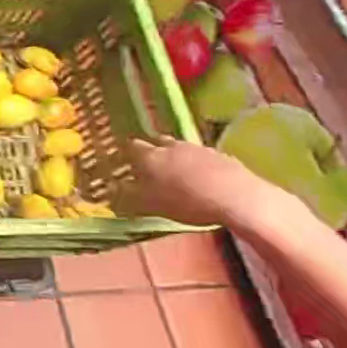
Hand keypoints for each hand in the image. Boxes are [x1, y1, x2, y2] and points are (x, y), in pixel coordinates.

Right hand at [123, 137, 291, 233]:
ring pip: (180, 148)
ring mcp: (197, 148)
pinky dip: (197, 164)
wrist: (235, 196)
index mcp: (150, 157)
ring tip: (177, 173)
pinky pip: (201, 156)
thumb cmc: (186, 202)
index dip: (127, 152)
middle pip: (157, 142)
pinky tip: (202, 179)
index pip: (132, 147)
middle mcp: (171, 147)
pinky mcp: (220, 155)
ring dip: (175, 157)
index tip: (124, 160)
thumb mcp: (150, 205)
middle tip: (150, 166)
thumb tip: (111, 188)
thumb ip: (128, 196)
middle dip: (152, 151)